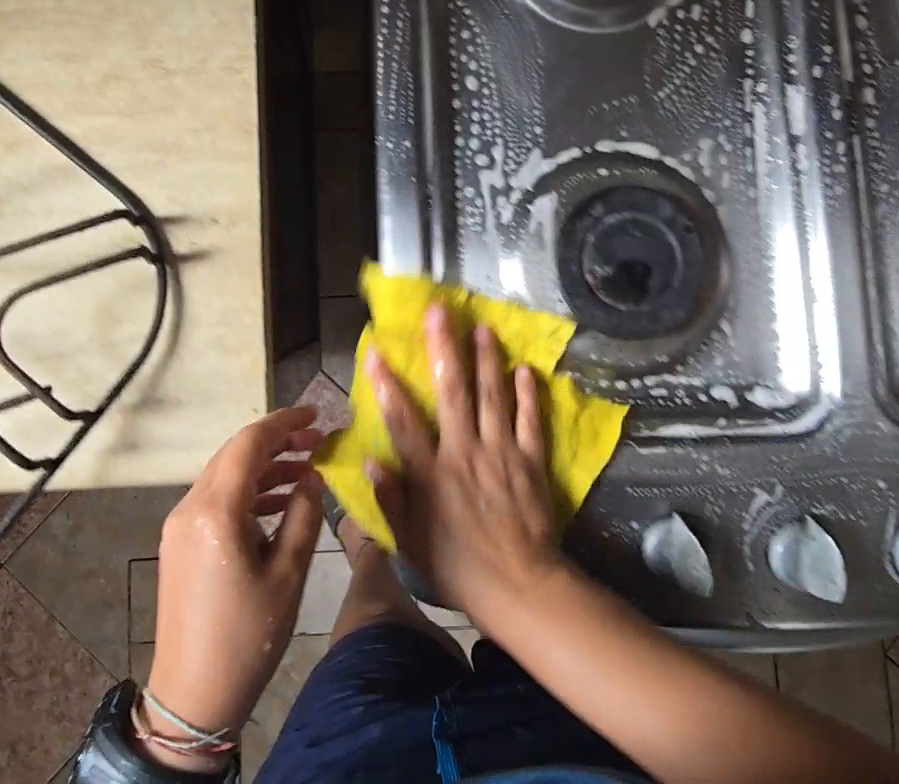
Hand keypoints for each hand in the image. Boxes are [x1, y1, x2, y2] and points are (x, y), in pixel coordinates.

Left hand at [143, 406, 325, 771]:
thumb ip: (303, 516)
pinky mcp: (179, 543)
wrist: (192, 694)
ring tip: (307, 471)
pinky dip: (248, 492)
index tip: (318, 416)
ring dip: (264, 467)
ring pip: (225, 476)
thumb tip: (312, 477)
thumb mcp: (288, 575)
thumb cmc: (248, 636)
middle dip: (277, 441)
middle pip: (234, 454)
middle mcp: (190, 507)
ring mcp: (179, 525)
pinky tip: (279, 501)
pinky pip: (216, 500)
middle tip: (319, 443)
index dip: (285, 423)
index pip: (250, 444)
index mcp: (216, 511)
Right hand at [367, 303, 566, 621]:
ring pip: (493, 396)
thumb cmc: (456, 567)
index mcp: (430, 472)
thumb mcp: (410, 541)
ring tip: (482, 327)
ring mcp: (500, 453)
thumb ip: (390, 498)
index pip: (403, 420)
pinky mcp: (530, 461)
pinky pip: (529, 421)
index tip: (376, 354)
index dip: (388, 385)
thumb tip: (368, 458)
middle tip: (439, 312)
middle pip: (453, 392)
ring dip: (486, 359)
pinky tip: (525, 369)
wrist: (518, 585)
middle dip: (444, 348)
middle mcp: (463, 452)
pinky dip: (528, 394)